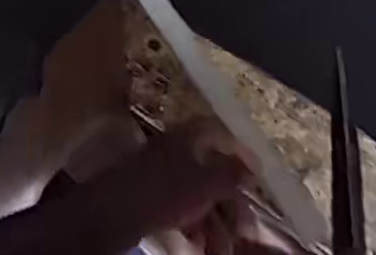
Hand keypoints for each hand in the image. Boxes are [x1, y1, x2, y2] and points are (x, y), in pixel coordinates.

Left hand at [82, 120, 295, 254]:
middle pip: (213, 167)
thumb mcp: (203, 183)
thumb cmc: (164, 190)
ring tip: (222, 247)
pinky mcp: (156, 193)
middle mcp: (176, 148)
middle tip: (244, 228)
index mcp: (187, 136)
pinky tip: (200, 243)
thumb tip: (251, 166)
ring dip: (216, 220)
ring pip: (200, 192)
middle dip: (231, 200)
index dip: (240, 152)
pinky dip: (197, 224)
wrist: (117, 211)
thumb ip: (229, 173)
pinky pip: (185, 205)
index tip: (259, 177)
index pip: (218, 132)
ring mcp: (165, 170)